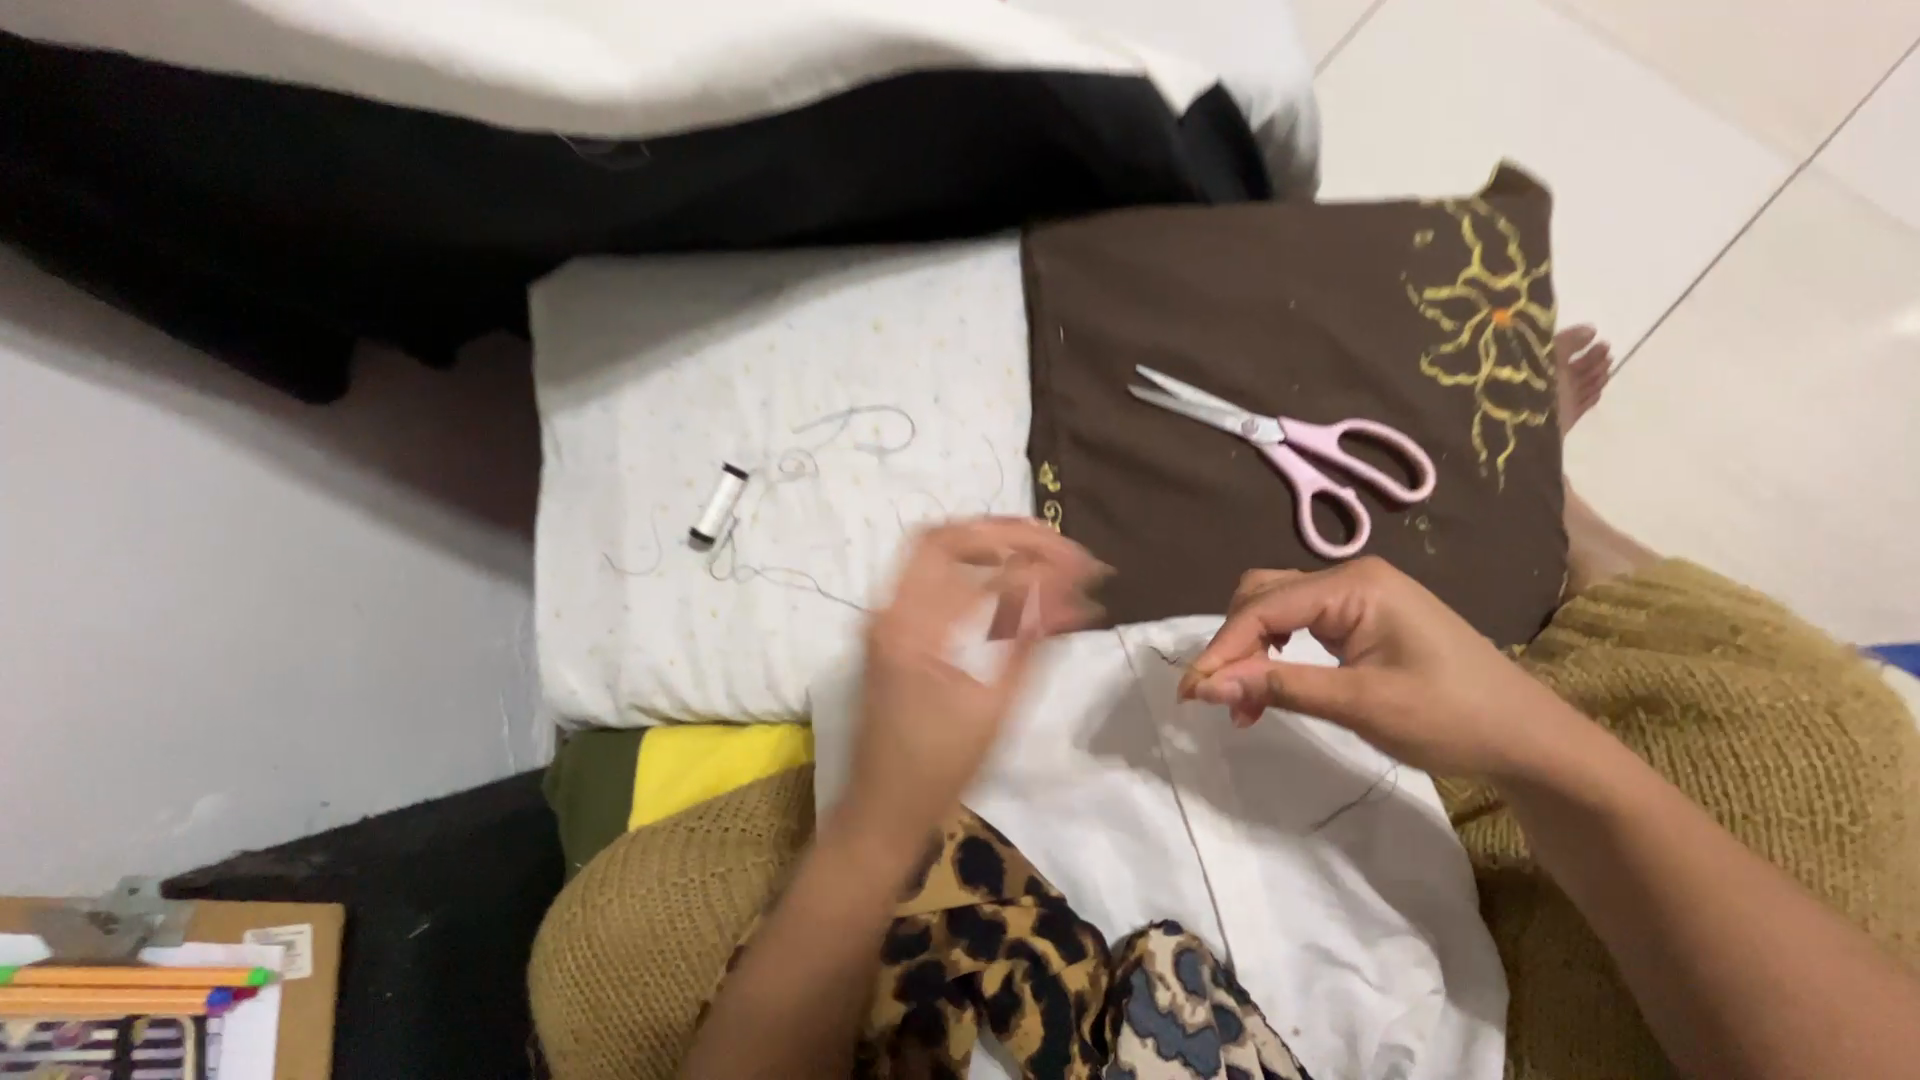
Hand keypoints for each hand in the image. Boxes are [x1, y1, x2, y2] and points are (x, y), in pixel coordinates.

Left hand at [839, 518, 1105, 849]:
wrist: (881, 809)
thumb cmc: (938, 770)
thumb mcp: (994, 708)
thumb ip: (1028, 641)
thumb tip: (1073, 594)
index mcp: (912, 630)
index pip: (978, 566)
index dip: (1037, 558)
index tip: (1084, 566)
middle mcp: (889, 611)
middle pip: (945, 538)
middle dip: (1006, 533)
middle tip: (1058, 544)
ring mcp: (884, 618)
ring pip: (934, 552)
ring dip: (988, 544)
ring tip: (1041, 552)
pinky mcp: (890, 630)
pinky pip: (928, 577)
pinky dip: (971, 569)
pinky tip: (1008, 579)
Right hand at [1178, 557, 1581, 778]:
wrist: (1529, 738)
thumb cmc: (1452, 717)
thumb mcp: (1361, 705)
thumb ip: (1280, 688)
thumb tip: (1207, 686)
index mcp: (1354, 585)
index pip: (1263, 607)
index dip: (1222, 649)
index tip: (1191, 694)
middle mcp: (1351, 577)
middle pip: (1262, 595)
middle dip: (1233, 644)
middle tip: (1218, 699)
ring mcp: (1358, 595)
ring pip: (1276, 607)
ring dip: (1250, 649)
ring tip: (1243, 702)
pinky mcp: (1363, 617)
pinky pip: (1299, 622)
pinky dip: (1274, 652)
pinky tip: (1270, 684)